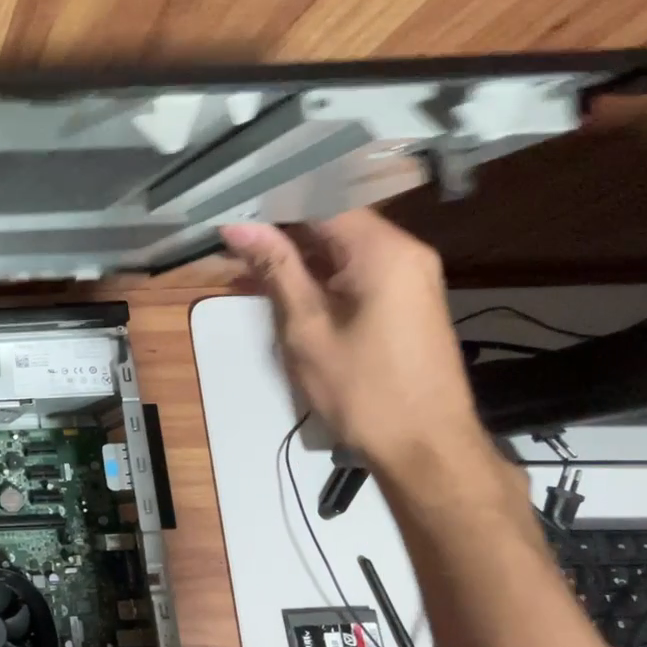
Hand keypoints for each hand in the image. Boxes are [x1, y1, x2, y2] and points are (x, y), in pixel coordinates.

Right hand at [219, 210, 483, 471]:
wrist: (425, 446)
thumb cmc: (363, 388)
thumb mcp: (306, 327)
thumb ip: (276, 269)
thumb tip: (237, 226)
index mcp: (383, 251)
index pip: (320, 200)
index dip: (269, 201)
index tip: (224, 206)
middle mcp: (401, 252)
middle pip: (330, 219)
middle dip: (275, 226)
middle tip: (221, 237)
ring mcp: (404, 275)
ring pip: (336, 244)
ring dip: (288, 252)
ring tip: (234, 262)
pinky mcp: (399, 298)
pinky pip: (348, 268)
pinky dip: (310, 272)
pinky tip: (269, 283)